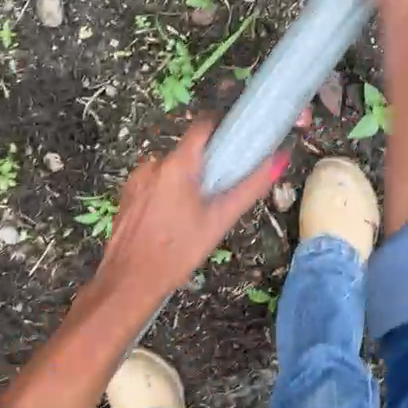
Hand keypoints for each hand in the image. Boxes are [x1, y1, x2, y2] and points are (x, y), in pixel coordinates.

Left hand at [95, 120, 285, 301]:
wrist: (130, 282)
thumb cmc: (179, 250)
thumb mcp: (221, 219)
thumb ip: (251, 186)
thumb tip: (280, 159)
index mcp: (178, 164)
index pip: (203, 125)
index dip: (223, 128)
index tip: (237, 141)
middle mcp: (154, 164)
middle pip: (189, 151)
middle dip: (206, 166)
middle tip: (219, 192)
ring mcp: (137, 178)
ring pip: (172, 168)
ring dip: (186, 182)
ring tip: (195, 213)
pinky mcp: (127, 194)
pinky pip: (156, 182)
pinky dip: (168, 193)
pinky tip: (173, 220)